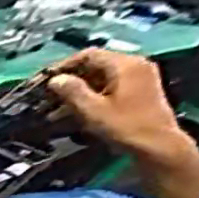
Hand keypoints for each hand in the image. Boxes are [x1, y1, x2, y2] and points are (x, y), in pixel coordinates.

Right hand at [43, 50, 190, 161]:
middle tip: (47, 94)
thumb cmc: (123, 125)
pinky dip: (91, 93)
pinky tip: (76, 108)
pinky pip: (110, 83)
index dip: (64, 65)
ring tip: (56, 106)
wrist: (155, 141)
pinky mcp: (139, 87)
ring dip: (78, 88)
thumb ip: (73, 92)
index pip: (89, 55)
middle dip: (70, 78)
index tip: (44, 79)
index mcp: (125, 65)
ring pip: (102, 75)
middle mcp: (135, 64)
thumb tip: (55, 80)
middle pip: (96, 64)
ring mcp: (139, 75)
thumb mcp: (92, 110)